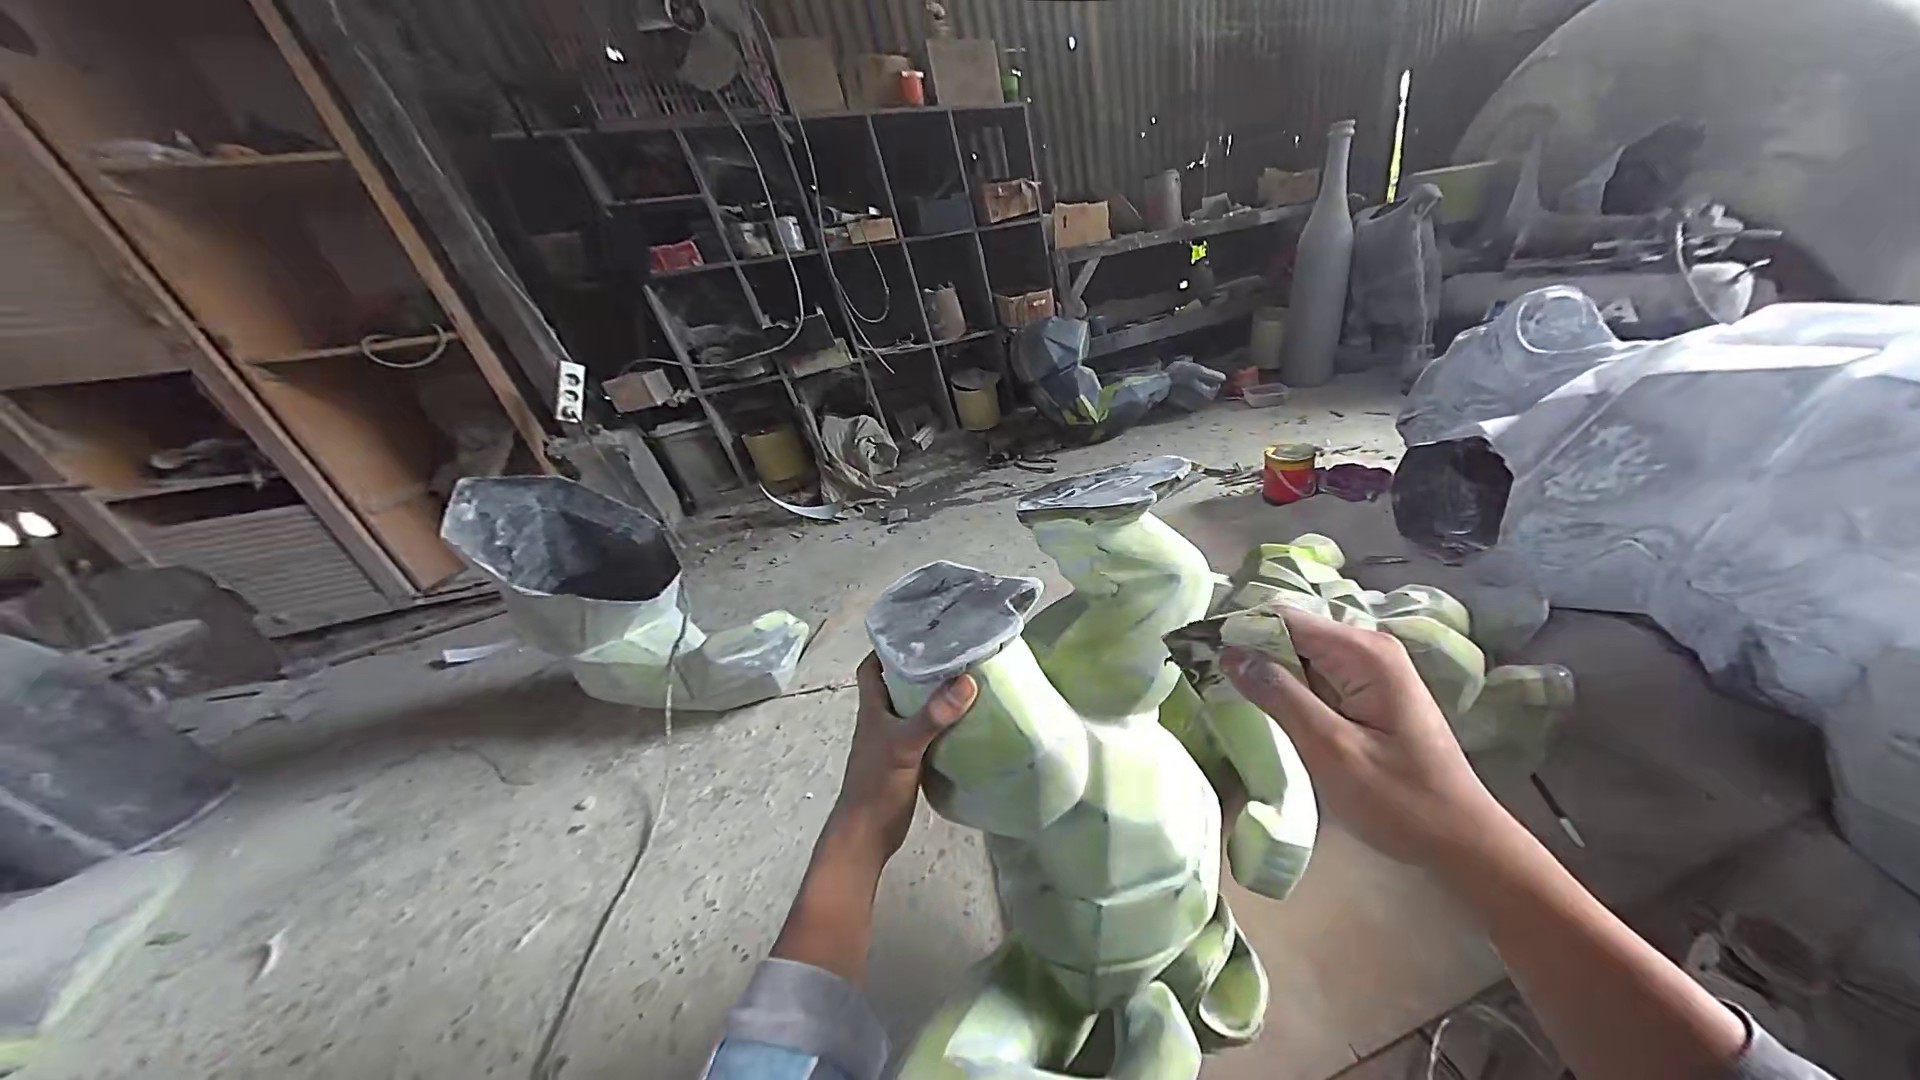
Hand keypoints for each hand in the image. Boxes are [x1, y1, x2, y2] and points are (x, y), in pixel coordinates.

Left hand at [829, 654, 977, 863]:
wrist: (868, 833)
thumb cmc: (877, 783)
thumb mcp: (905, 745)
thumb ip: (933, 715)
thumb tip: (965, 682)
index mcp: (872, 707)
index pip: (872, 666)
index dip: (886, 647)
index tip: (915, 632)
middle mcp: (881, 718)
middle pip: (896, 682)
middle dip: (918, 667)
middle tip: (950, 651)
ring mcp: (894, 739)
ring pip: (913, 707)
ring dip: (932, 695)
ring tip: (963, 678)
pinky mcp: (908, 759)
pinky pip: (926, 731)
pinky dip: (941, 723)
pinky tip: (965, 719)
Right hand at [1221, 609, 1515, 868]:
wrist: (1463, 842)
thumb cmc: (1400, 801)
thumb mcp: (1330, 749)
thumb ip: (1279, 695)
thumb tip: (1230, 653)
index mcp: (1363, 653)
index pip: (1282, 618)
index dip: (1238, 631)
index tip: (1197, 652)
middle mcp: (1366, 648)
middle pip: (1288, 631)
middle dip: (1247, 650)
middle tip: (1206, 677)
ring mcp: (1367, 668)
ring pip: (1295, 653)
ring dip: (1263, 669)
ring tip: (1224, 690)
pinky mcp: (1363, 689)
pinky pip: (1310, 673)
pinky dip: (1283, 685)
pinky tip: (1262, 705)